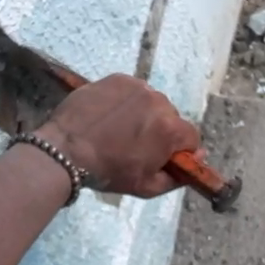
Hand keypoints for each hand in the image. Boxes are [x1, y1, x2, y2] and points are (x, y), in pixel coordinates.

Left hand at [35, 75, 200, 198]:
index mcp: (170, 129)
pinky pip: (132, 91)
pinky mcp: (117, 78)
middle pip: (170, 118)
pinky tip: (109, 115)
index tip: (160, 157)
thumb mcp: (146, 186)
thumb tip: (199, 157)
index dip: (178, 150)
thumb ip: (178, 176)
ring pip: (151, 102)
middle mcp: (159, 102)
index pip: (191, 137)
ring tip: (118, 129)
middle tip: (134, 145)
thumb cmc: (107, 172)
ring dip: (142, 114)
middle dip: (159, 131)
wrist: (66, 150)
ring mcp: (137, 86)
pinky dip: (125, 101)